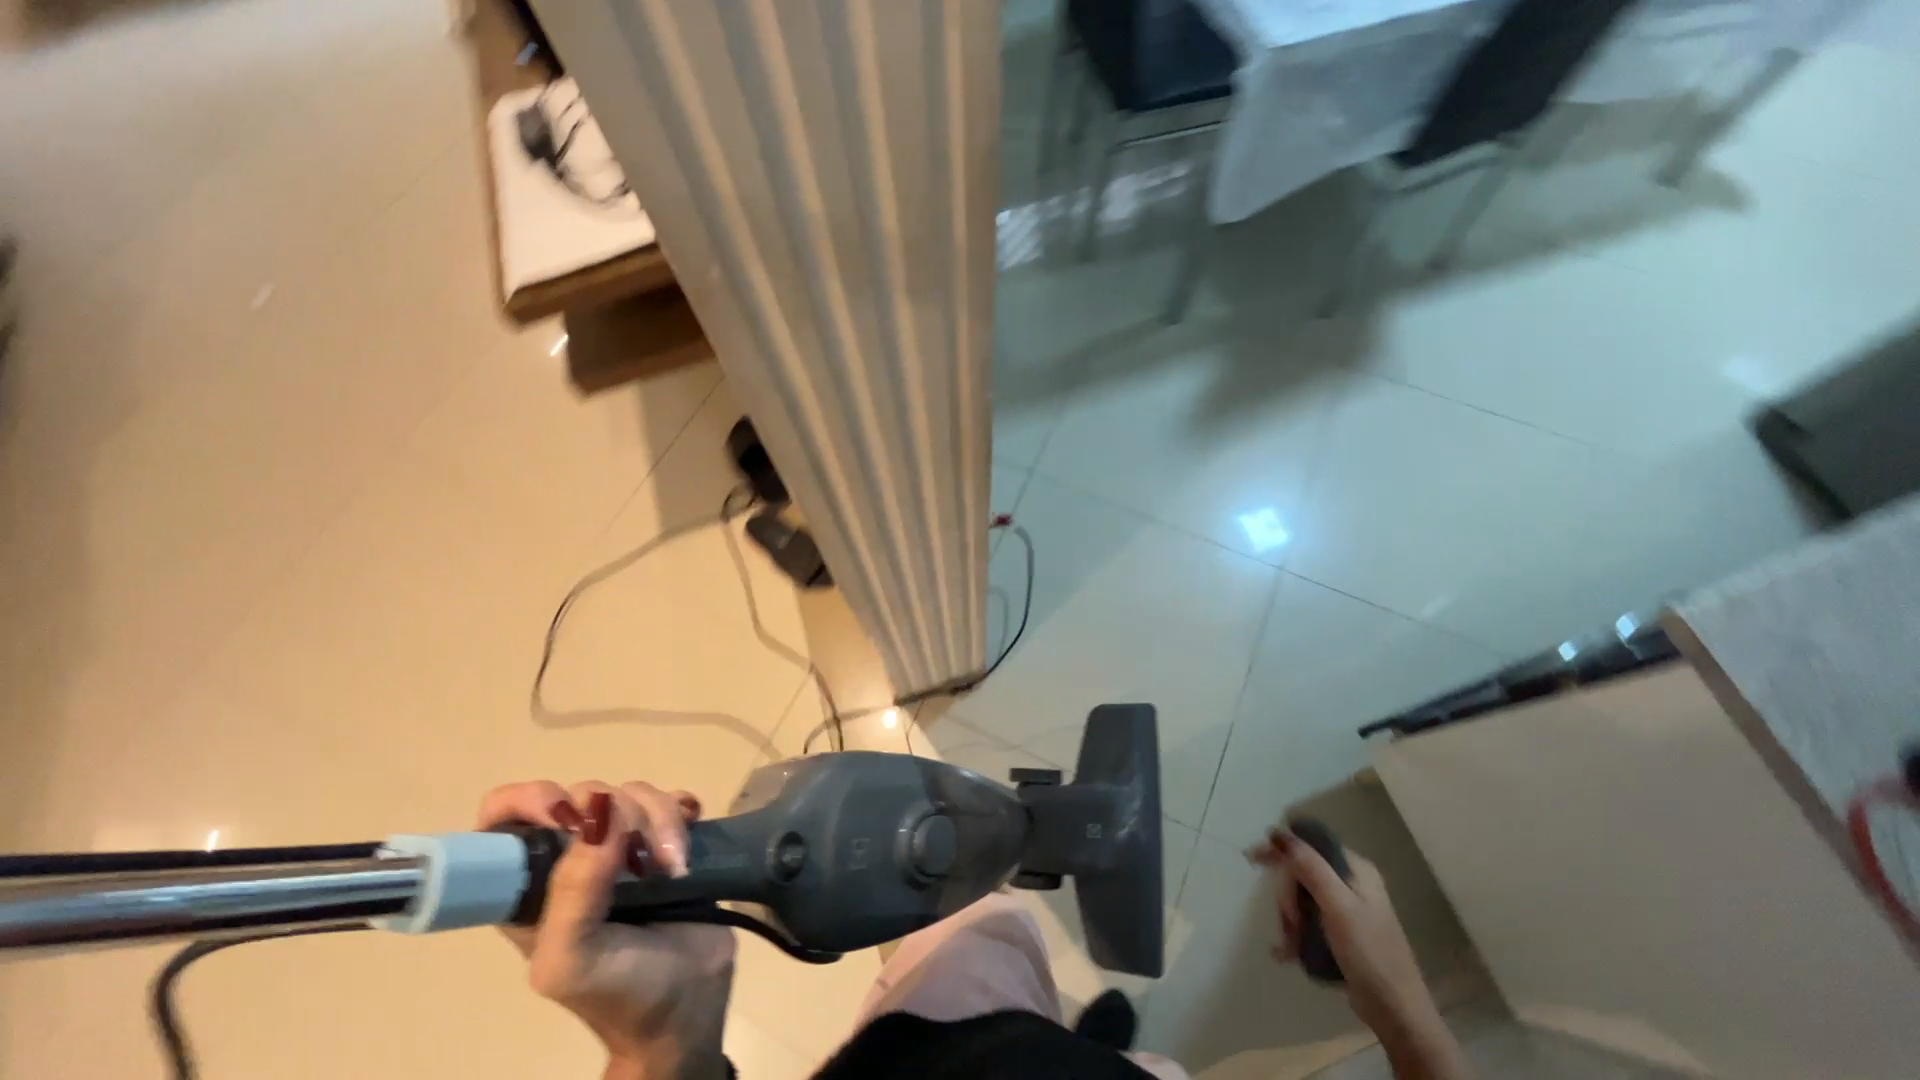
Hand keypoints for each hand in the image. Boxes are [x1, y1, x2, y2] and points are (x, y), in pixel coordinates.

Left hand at [478, 781, 735, 1079]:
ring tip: (675, 868)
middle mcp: (573, 856)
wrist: (690, 1008)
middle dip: (620, 815)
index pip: (505, 817)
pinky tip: (689, 844)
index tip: (568, 814)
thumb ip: (574, 888)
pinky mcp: (667, 839)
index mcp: (531, 884)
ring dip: (661, 822)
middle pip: (583, 795)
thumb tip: (599, 809)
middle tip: (643, 859)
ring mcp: (623, 845)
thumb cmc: (618, 992)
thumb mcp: (574, 957)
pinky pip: (672, 799)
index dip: (530, 800)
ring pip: (633, 794)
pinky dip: (684, 811)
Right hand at [1251, 830, 1469, 1079]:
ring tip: (1290, 944)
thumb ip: (1310, 867)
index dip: (1282, 849)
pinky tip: (1285, 952)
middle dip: (1287, 897)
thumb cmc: (1369, 953)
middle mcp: (1351, 883)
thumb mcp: (1337, 906)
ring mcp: (1345, 908)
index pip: (1310, 844)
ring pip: (1300, 899)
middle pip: (1301, 873)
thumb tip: (1279, 833)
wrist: (1395, 1009)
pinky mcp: (1340, 932)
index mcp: (1356, 869)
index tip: (1253, 860)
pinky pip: (1307, 921)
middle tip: (1288, 921)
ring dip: (1289, 920)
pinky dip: (1294, 934)